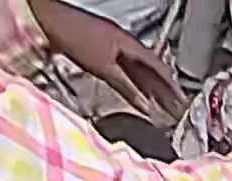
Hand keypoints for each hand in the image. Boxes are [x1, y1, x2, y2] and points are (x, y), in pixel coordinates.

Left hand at [30, 0, 184, 117]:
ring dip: (152, 90)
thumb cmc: (74, 35)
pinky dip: (136, 86)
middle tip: (176, 108)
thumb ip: (127, 88)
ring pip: (139, 73)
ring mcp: (114, 49)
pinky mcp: (104, 54)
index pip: (158, 67)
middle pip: (151, 71)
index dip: (171, 86)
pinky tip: (139, 96)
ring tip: (162, 106)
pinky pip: (127, 73)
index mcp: (128, 44)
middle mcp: (124, 45)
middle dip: (165, 91)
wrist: (51, 22)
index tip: (180, 99)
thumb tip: (144, 106)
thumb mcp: (105, 67)